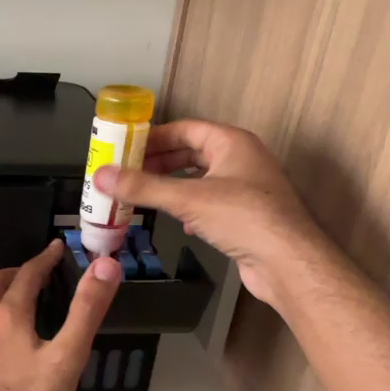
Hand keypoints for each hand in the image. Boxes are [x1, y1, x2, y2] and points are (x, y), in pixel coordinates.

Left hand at [0, 240, 121, 390]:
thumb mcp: (68, 356)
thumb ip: (87, 309)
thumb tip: (105, 266)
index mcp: (8, 315)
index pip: (27, 274)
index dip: (45, 258)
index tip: (57, 249)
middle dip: (18, 271)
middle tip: (39, 272)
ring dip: (2, 294)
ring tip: (24, 301)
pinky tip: (6, 340)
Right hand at [93, 119, 322, 308]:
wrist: (286, 261)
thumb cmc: (244, 218)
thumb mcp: (188, 199)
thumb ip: (143, 187)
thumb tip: (103, 176)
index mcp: (232, 143)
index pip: (186, 129)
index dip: (155, 137)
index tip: (126, 148)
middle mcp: (241, 160)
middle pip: (192, 154)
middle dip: (159, 164)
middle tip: (128, 174)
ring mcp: (246, 189)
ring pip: (201, 181)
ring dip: (172, 188)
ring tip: (143, 197)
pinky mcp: (245, 217)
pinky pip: (210, 205)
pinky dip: (190, 210)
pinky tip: (177, 223)